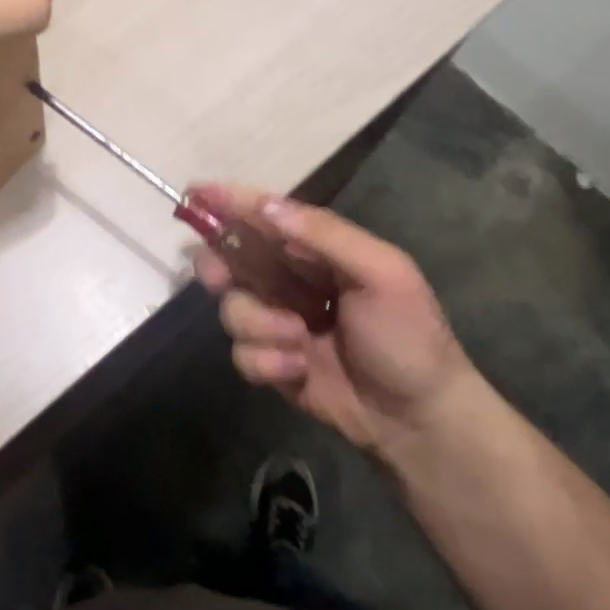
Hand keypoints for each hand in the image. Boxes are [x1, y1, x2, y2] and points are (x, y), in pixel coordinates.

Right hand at [191, 185, 471, 451]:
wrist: (416, 417)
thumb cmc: (408, 336)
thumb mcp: (382, 273)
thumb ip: (326, 236)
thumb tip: (267, 206)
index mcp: (319, 248)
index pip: (266, 215)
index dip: (228, 200)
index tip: (193, 192)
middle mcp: (290, 279)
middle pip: (231, 257)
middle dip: (218, 266)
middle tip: (219, 278)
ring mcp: (277, 321)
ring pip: (231, 307)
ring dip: (259, 324)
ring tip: (298, 341)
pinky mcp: (271, 362)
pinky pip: (241, 353)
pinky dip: (266, 361)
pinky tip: (298, 370)